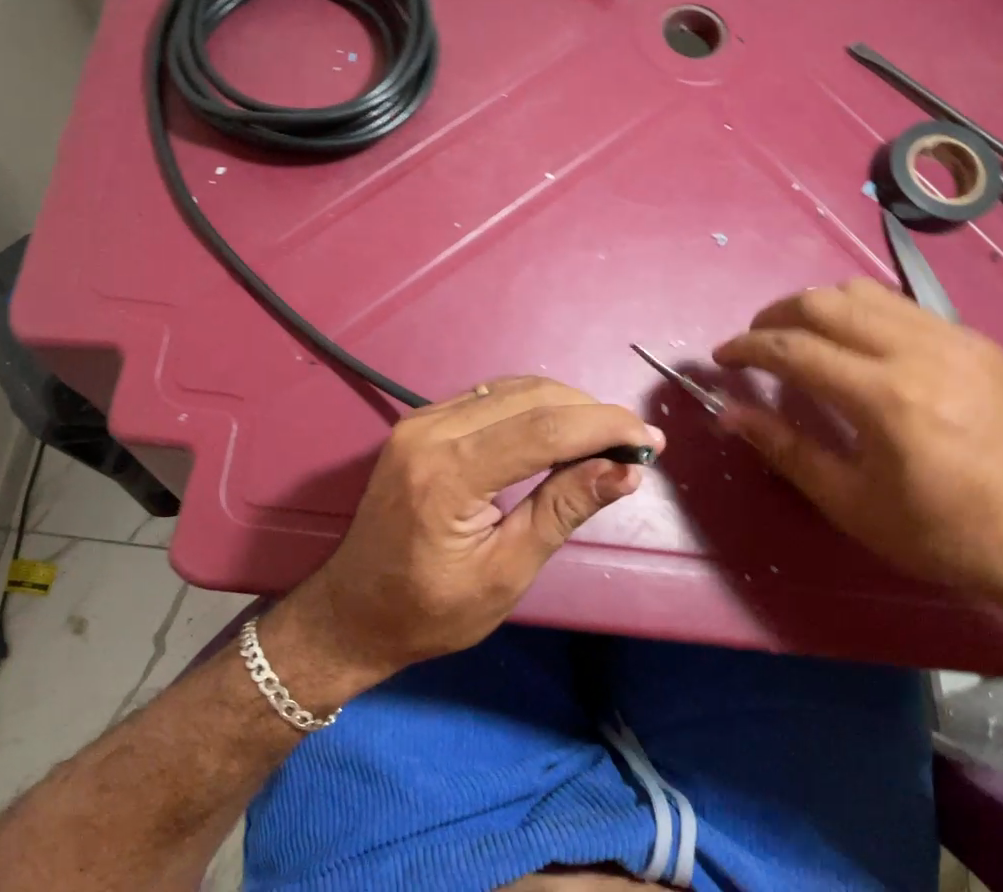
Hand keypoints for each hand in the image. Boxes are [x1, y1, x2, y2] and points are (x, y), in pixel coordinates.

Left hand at [284, 376, 661, 681]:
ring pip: (509, 390)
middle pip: (528, 397)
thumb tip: (624, 471)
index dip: (604, 426)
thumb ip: (561, 512)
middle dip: (590, 412)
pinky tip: (558, 434)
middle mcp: (429, 432)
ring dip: (563, 406)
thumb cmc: (429, 610)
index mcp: (447, 474)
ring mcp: (419, 422)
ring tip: (606, 440)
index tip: (650, 441)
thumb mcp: (505, 574)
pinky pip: (486, 399)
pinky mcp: (418, 425)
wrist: (352, 611)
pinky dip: (531, 409)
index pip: (542, 429)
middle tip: (635, 444)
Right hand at [713, 278, 1002, 606]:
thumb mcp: (852, 503)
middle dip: (776, 314)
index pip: (795, 347)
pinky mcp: (983, 345)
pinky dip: (864, 314)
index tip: (720, 357)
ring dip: (820, 306)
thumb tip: (729, 414)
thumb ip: (786, 448)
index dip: (747, 348)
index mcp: (886, 396)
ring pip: (868, 292)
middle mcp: (922, 351)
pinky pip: (906, 308)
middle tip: (753, 342)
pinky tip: (857, 348)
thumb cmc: (947, 537)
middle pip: (827, 301)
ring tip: (799, 338)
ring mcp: (959, 340)